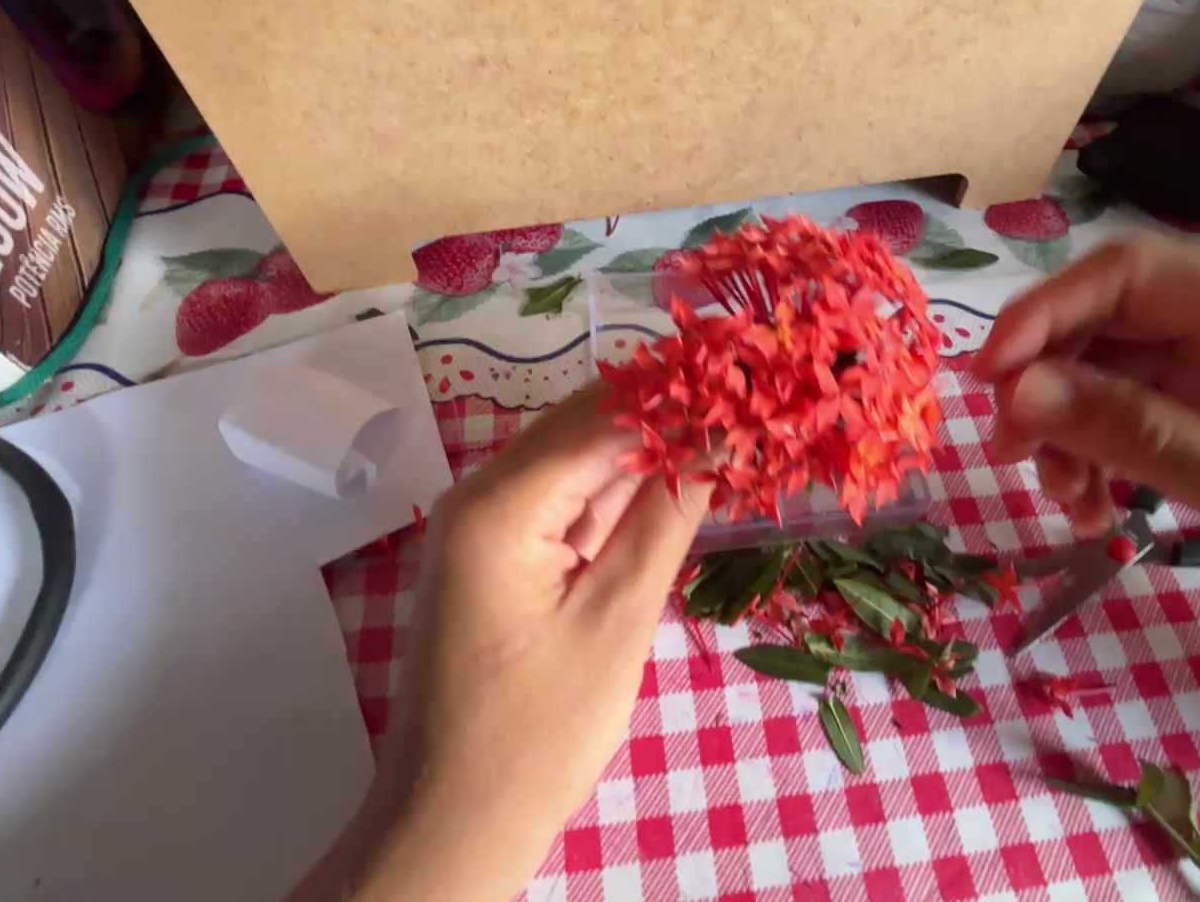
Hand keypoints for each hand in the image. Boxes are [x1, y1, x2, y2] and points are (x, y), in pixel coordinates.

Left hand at [288, 389, 710, 901]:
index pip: (603, 418)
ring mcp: (487, 523)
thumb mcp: (618, 618)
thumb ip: (667, 516)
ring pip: (580, 460)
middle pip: (586, 426)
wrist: (455, 820)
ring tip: (722, 430)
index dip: (678, 395)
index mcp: (499, 504)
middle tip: (741, 404)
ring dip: (648, 449)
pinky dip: (621, 491)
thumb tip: (717, 438)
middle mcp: (482, 494)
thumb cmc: (539, 732)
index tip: (743, 380)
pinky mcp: (501, 551)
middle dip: (666, 412)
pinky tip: (673, 480)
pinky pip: (568, 501)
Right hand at [970, 235, 1199, 662]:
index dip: (1045, 311)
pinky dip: (1107, 452)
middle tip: (1012, 456)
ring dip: (1072, 427)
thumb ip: (1148, 440)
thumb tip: (1024, 392)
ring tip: (1069, 502)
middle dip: (1047, 381)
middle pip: (1113, 321)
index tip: (989, 379)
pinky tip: (1102, 507)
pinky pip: (1145, 412)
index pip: (1131, 272)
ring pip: (1118, 370)